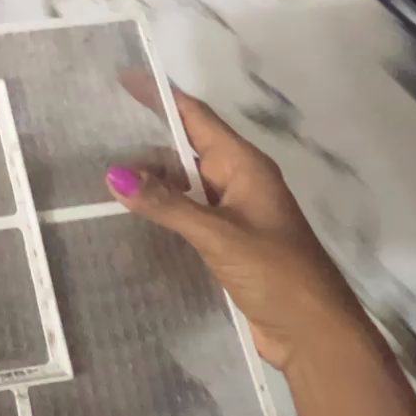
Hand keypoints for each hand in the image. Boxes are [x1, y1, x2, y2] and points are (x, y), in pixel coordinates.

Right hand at [106, 85, 370, 370]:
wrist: (316, 337)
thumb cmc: (277, 274)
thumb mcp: (218, 234)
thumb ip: (166, 204)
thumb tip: (113, 174)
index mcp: (245, 167)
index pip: (197, 118)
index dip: (163, 96)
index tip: (127, 78)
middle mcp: (239, 181)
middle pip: (186, 149)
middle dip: (147, 144)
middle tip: (99, 141)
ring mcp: (234, 212)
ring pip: (184, 182)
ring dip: (152, 181)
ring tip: (106, 182)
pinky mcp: (227, 241)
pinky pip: (187, 211)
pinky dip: (162, 208)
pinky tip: (134, 213)